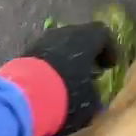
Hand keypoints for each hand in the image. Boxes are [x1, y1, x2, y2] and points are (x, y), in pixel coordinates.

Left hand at [0, 22, 118, 135]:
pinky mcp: (28, 51)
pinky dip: (53, 64)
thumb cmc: (66, 95)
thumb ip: (95, 94)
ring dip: (69, 59)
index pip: (103, 33)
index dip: (109, 49)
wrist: (25, 96)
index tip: (110, 66)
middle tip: (91, 72)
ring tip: (70, 79)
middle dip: (87, 53)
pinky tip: (52, 82)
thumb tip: (94, 95)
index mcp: (86, 38)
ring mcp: (45, 39)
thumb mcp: (90, 103)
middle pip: (81, 36)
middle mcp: (66, 32)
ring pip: (62, 44)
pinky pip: (47, 53)